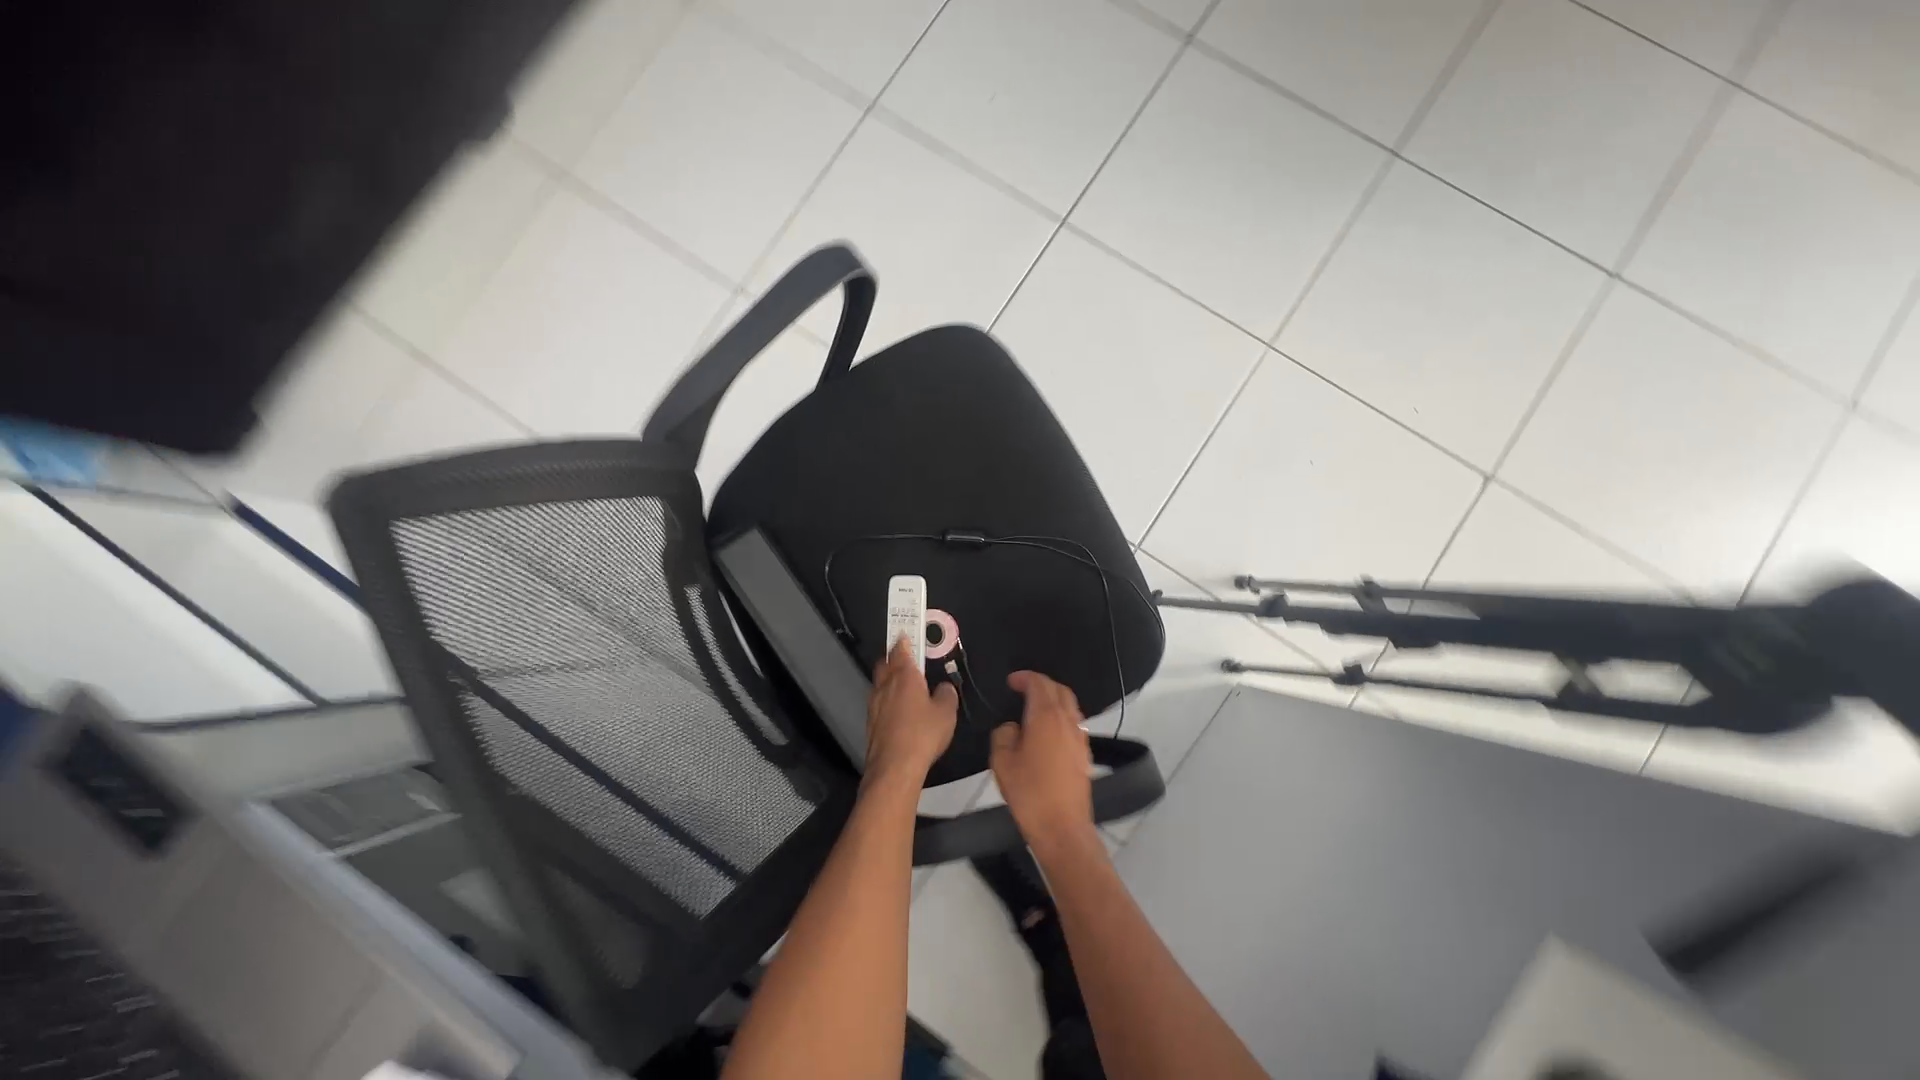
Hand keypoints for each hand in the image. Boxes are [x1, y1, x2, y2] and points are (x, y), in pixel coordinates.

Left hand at [864, 639, 957, 787]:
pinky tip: (897, 710)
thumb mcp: (947, 712)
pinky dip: (887, 700)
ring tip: (902, 684)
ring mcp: (874, 704)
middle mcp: (885, 686)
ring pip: (880, 683)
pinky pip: (879, 702)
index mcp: (904, 676)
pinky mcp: (871, 723)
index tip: (906, 634)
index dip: (904, 641)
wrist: (894, 767)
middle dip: (893, 658)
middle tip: (904, 658)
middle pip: (885, 664)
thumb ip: (946, 695)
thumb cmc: (923, 734)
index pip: (901, 650)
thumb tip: (944, 688)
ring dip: (888, 680)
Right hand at [991, 670, 1094, 852]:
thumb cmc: (1029, 792)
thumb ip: (1003, 735)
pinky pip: (1074, 724)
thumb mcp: (1002, 762)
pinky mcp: (1085, 755)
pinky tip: (1048, 732)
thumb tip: (1012, 728)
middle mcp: (1068, 721)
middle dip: (1042, 684)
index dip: (1025, 677)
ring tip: (1034, 708)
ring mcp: (1080, 738)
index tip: (1011, 681)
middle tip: (1023, 689)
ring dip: (1054, 700)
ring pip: (1070, 706)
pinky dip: (1061, 718)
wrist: (1062, 827)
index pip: (1039, 684)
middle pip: (1060, 690)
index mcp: (1046, 717)